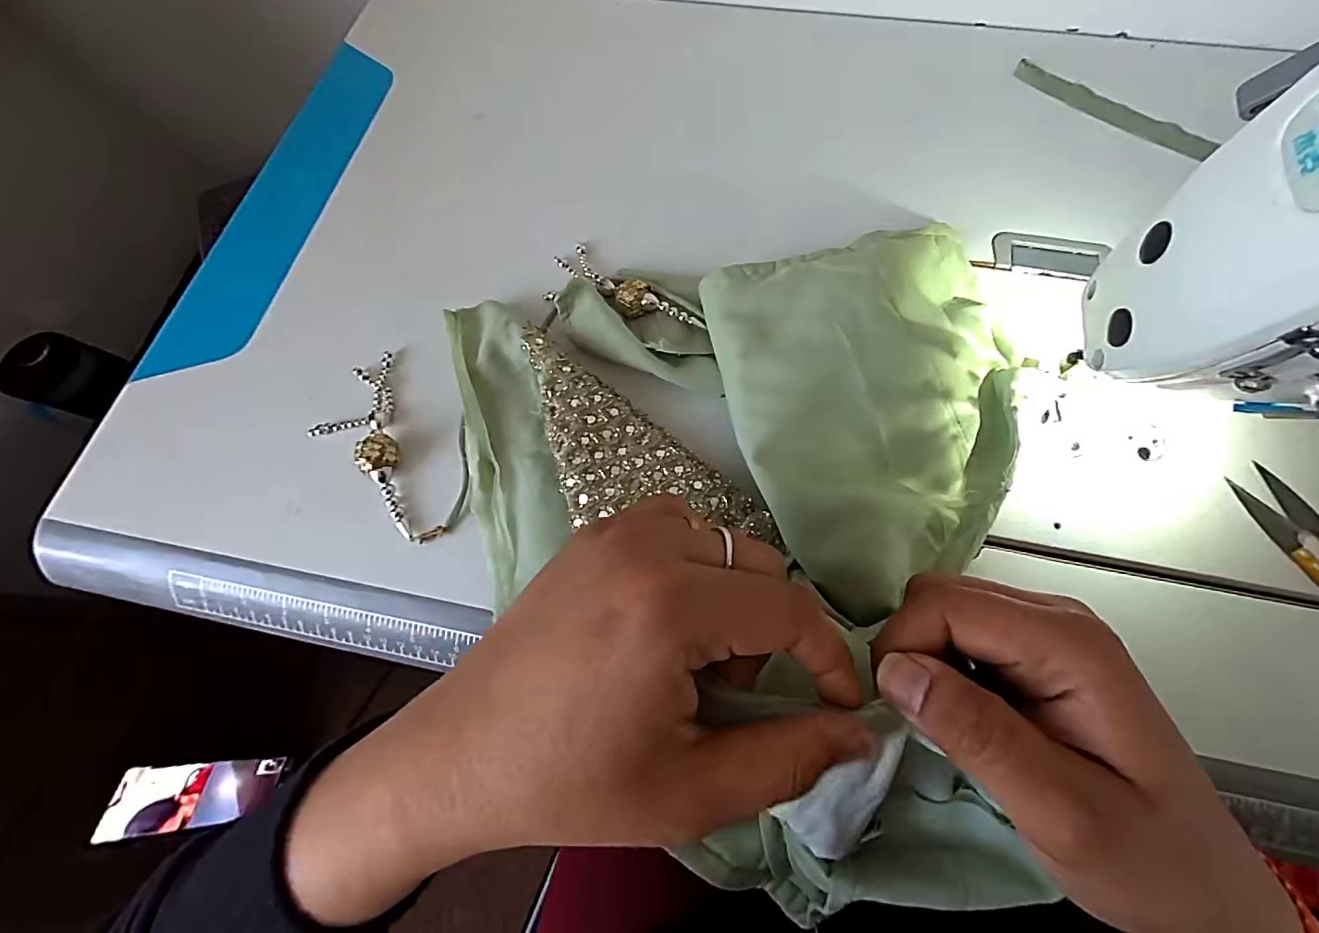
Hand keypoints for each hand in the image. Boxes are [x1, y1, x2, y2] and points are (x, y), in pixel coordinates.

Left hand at [284, 496, 872, 924]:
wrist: (460, 755)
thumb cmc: (572, 783)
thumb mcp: (691, 792)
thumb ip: (789, 759)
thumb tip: (858, 730)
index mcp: (670, 606)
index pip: (790, 610)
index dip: (828, 658)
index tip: (837, 702)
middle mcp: (647, 545)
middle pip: (763, 568)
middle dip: (772, 632)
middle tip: (732, 692)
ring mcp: (616, 528)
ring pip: (725, 543)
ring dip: (734, 596)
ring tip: (693, 657)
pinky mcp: (594, 531)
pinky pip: (678, 526)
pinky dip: (693, 565)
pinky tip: (662, 615)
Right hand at [872, 574, 1298, 932]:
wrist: (1204, 890)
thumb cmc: (1148, 861)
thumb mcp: (1059, 811)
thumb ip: (976, 733)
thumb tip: (897, 671)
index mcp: (1068, 643)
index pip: (946, 603)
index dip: (903, 646)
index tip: (892, 709)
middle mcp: (1056, 619)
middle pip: (942, 596)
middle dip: (908, 649)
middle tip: (912, 719)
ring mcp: (1048, 632)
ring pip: (947, 611)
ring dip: (923, 661)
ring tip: (938, 725)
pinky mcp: (1038, 654)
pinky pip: (965, 637)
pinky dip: (942, 670)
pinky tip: (960, 718)